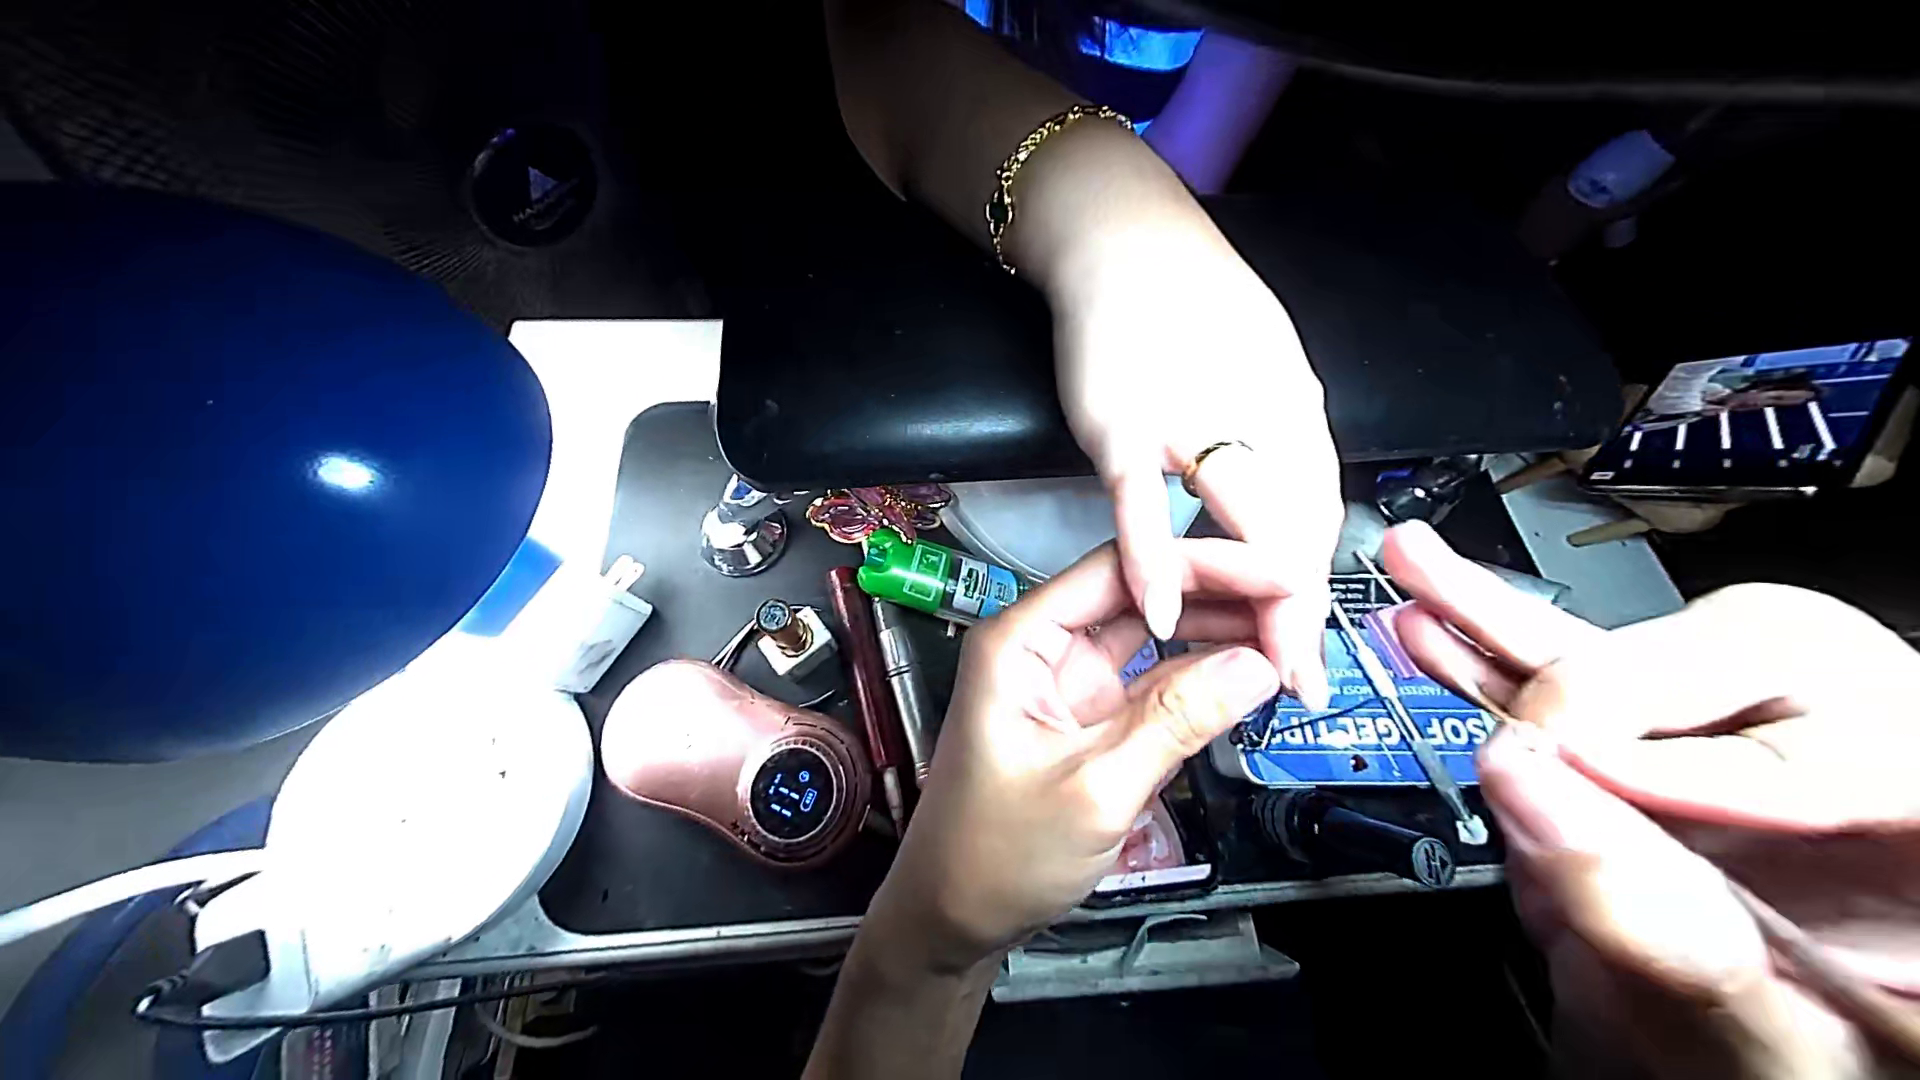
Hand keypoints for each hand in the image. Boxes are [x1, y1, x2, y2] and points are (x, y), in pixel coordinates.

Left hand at [866, 538, 1283, 971]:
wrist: (957, 911)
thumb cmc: (998, 852)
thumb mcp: (1095, 787)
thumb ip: (1175, 721)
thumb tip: (1256, 664)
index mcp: (1020, 639)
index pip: (1116, 570)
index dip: (1196, 565)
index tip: (1270, 575)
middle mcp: (1044, 644)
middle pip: (1139, 593)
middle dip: (1217, 595)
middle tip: (1294, 605)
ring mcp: (1070, 677)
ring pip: (1153, 632)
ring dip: (1216, 631)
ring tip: (1287, 633)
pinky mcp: (1091, 711)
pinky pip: (1151, 677)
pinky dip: (1199, 675)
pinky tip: (1247, 669)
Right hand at [1050, 230, 1340, 709]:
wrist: (1125, 241)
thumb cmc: (1185, 300)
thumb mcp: (1253, 361)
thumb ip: (1267, 428)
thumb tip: (1270, 490)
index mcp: (1295, 407)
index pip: (1319, 512)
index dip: (1319, 584)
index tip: (1313, 639)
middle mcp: (1260, 418)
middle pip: (1296, 530)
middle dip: (1301, 615)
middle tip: (1301, 681)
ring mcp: (1190, 421)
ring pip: (1240, 523)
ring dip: (1252, 606)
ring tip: (1260, 671)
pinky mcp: (1127, 423)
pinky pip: (1144, 504)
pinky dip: (1154, 561)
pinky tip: (1161, 610)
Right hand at [1381, 521, 1919, 1076]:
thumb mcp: (1758, 1053)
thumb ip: (1667, 933)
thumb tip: (1532, 785)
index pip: (1870, 742)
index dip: (1715, 758)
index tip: (1576, 780)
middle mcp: (1861, 774)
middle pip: (1755, 656)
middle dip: (1610, 679)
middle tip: (1529, 728)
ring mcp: (1723, 752)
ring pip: (1614, 657)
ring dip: (1500, 618)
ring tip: (1421, 567)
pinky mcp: (1617, 750)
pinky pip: (1540, 684)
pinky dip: (1475, 656)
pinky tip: (1422, 624)